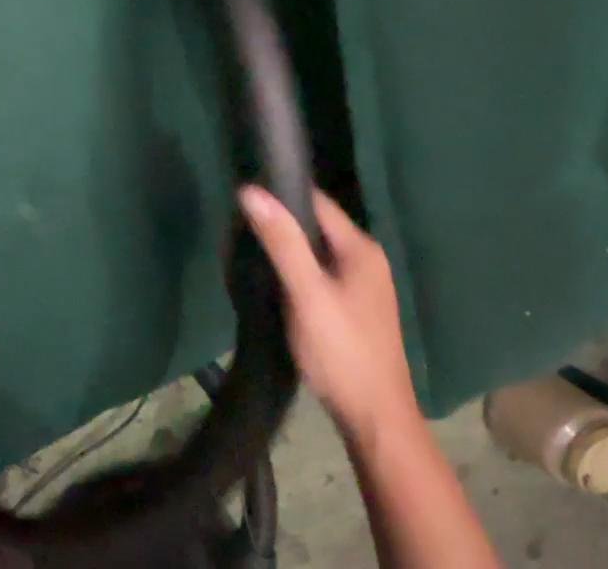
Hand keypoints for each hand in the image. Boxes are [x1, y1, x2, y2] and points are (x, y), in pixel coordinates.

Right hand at [239, 186, 417, 436]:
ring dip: (282, 248)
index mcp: (361, 249)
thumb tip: (251, 191)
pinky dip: (291, 271)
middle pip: (313, 225)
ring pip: (312, 251)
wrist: (373, 417)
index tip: (240, 197)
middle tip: (235, 228)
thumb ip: (281, 242)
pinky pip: (314, 273)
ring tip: (244, 251)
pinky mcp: (348, 307)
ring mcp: (359, 285)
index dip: (279, 193)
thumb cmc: (341, 351)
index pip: (315, 201)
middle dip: (276, 222)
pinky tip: (268, 281)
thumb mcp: (306, 293)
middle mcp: (365, 260)